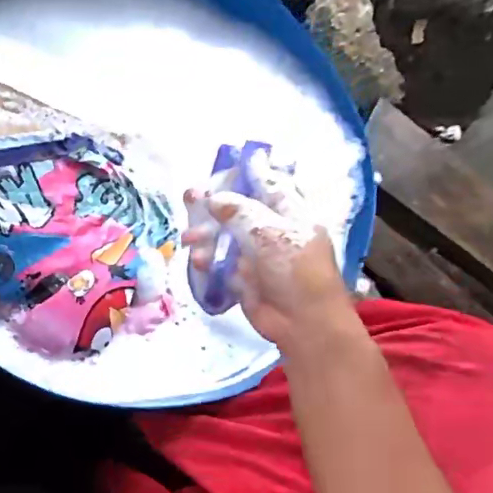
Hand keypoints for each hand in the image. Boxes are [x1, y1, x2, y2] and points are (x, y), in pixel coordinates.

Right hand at [183, 153, 348, 347]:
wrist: (303, 324)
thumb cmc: (295, 271)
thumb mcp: (270, 233)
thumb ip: (239, 210)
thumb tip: (213, 198)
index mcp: (290, 215)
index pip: (268, 186)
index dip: (247, 174)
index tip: (222, 168)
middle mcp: (273, 232)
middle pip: (239, 210)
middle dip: (213, 205)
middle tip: (189, 197)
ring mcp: (257, 256)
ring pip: (224, 236)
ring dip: (205, 234)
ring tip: (189, 238)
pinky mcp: (243, 277)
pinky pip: (218, 262)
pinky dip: (206, 259)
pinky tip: (198, 261)